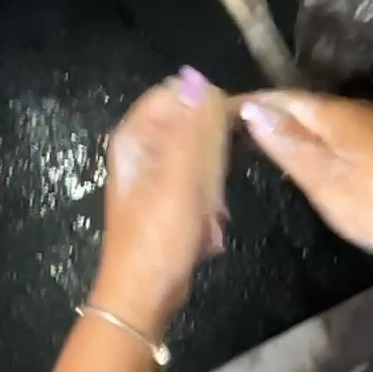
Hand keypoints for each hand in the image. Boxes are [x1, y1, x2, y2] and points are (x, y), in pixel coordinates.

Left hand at [90, 68, 231, 337]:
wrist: (143, 297)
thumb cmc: (159, 236)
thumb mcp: (182, 177)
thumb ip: (193, 127)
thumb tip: (197, 75)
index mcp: (136, 135)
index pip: (177, 92)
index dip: (208, 105)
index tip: (237, 130)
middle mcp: (141, 147)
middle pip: (192, 125)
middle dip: (213, 157)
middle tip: (213, 192)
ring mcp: (154, 174)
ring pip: (200, 159)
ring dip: (213, 186)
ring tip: (209, 216)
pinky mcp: (167, 198)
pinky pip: (199, 187)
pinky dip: (208, 206)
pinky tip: (207, 231)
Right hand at [238, 91, 372, 264]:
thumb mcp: (328, 183)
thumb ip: (288, 146)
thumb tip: (250, 109)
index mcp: (332, 115)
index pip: (276, 97)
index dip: (244, 103)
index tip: (209, 115)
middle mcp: (350, 112)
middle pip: (295, 106)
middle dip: (260, 115)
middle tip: (222, 137)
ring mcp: (369, 129)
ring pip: (313, 122)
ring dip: (283, 130)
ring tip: (250, 151)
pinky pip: (330, 136)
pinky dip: (306, 145)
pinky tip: (298, 165)